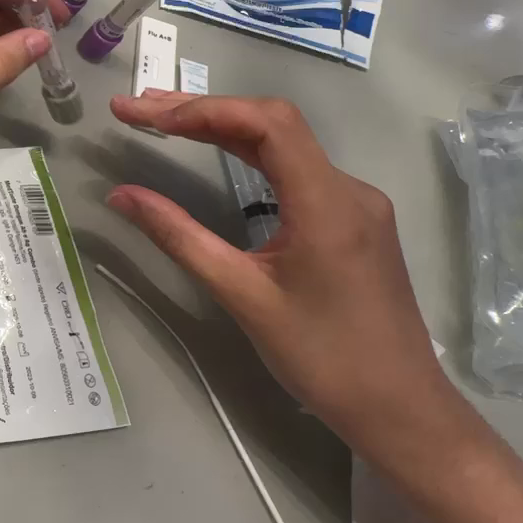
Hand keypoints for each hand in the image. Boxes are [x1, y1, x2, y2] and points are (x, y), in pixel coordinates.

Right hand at [107, 91, 453, 447]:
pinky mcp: (348, 219)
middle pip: (270, 123)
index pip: (267, 123)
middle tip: (134, 109)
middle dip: (198, 109)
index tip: (147, 117)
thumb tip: (119, 194)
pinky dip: (241, 148)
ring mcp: (352, 203)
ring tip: (157, 119)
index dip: (203, 109)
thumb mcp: (239, 294)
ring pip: (279, 141)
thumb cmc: (323, 356)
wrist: (403, 413)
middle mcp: (347, 190)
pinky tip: (208, 150)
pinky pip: (290, 165)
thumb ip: (178, 236)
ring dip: (217, 125)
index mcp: (328, 204)